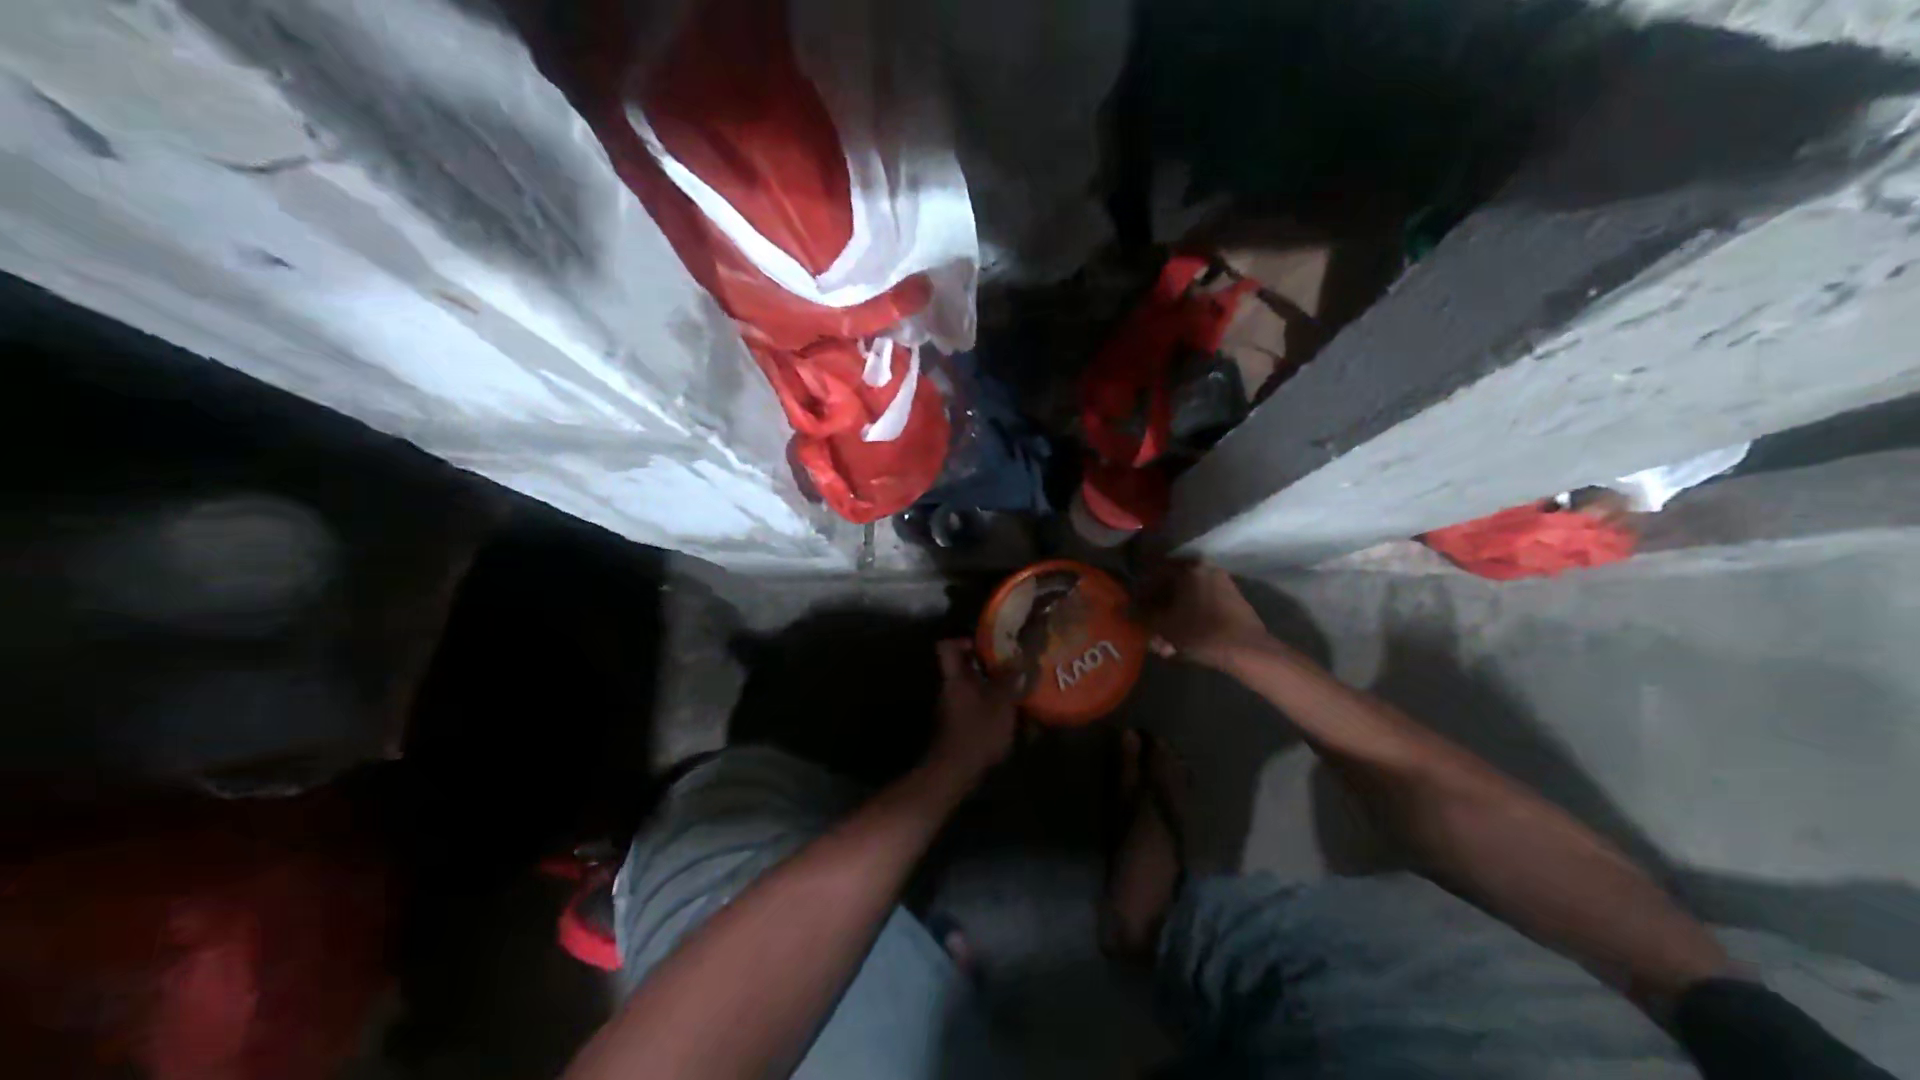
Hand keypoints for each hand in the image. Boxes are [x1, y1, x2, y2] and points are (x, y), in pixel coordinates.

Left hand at [928, 639, 1019, 780]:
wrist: (954, 772)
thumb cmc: (977, 733)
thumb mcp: (1000, 705)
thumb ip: (1010, 681)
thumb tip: (1021, 660)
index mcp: (955, 678)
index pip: (947, 647)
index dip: (963, 640)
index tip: (987, 644)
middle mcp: (950, 689)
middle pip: (964, 667)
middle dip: (988, 665)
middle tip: (1013, 665)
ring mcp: (953, 708)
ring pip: (971, 688)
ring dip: (992, 687)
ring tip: (1018, 689)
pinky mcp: (959, 725)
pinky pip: (975, 706)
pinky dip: (991, 706)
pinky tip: (1012, 715)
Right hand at [1138, 561, 1273, 669]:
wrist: (1247, 651)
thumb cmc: (1200, 632)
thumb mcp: (1163, 625)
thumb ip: (1141, 615)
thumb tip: (1124, 609)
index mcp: (1189, 568)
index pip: (1155, 575)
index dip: (1141, 594)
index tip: (1134, 611)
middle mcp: (1206, 569)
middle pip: (1172, 588)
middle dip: (1158, 611)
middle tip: (1150, 631)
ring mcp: (1222, 584)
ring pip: (1187, 600)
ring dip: (1173, 619)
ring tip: (1165, 643)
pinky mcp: (1232, 601)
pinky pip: (1202, 606)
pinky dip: (1189, 620)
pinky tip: (1182, 642)